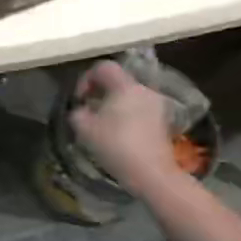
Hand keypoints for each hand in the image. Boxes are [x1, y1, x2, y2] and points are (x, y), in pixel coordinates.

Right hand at [68, 61, 177, 188]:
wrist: (152, 173)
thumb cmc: (116, 146)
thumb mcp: (85, 129)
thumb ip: (77, 113)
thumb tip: (81, 109)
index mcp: (125, 86)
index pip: (103, 67)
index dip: (85, 79)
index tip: (79, 100)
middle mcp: (144, 89)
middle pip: (117, 81)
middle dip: (100, 93)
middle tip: (88, 112)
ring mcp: (157, 105)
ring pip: (129, 96)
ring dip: (113, 105)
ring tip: (103, 125)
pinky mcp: (163, 121)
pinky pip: (139, 109)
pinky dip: (127, 115)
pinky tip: (119, 135)